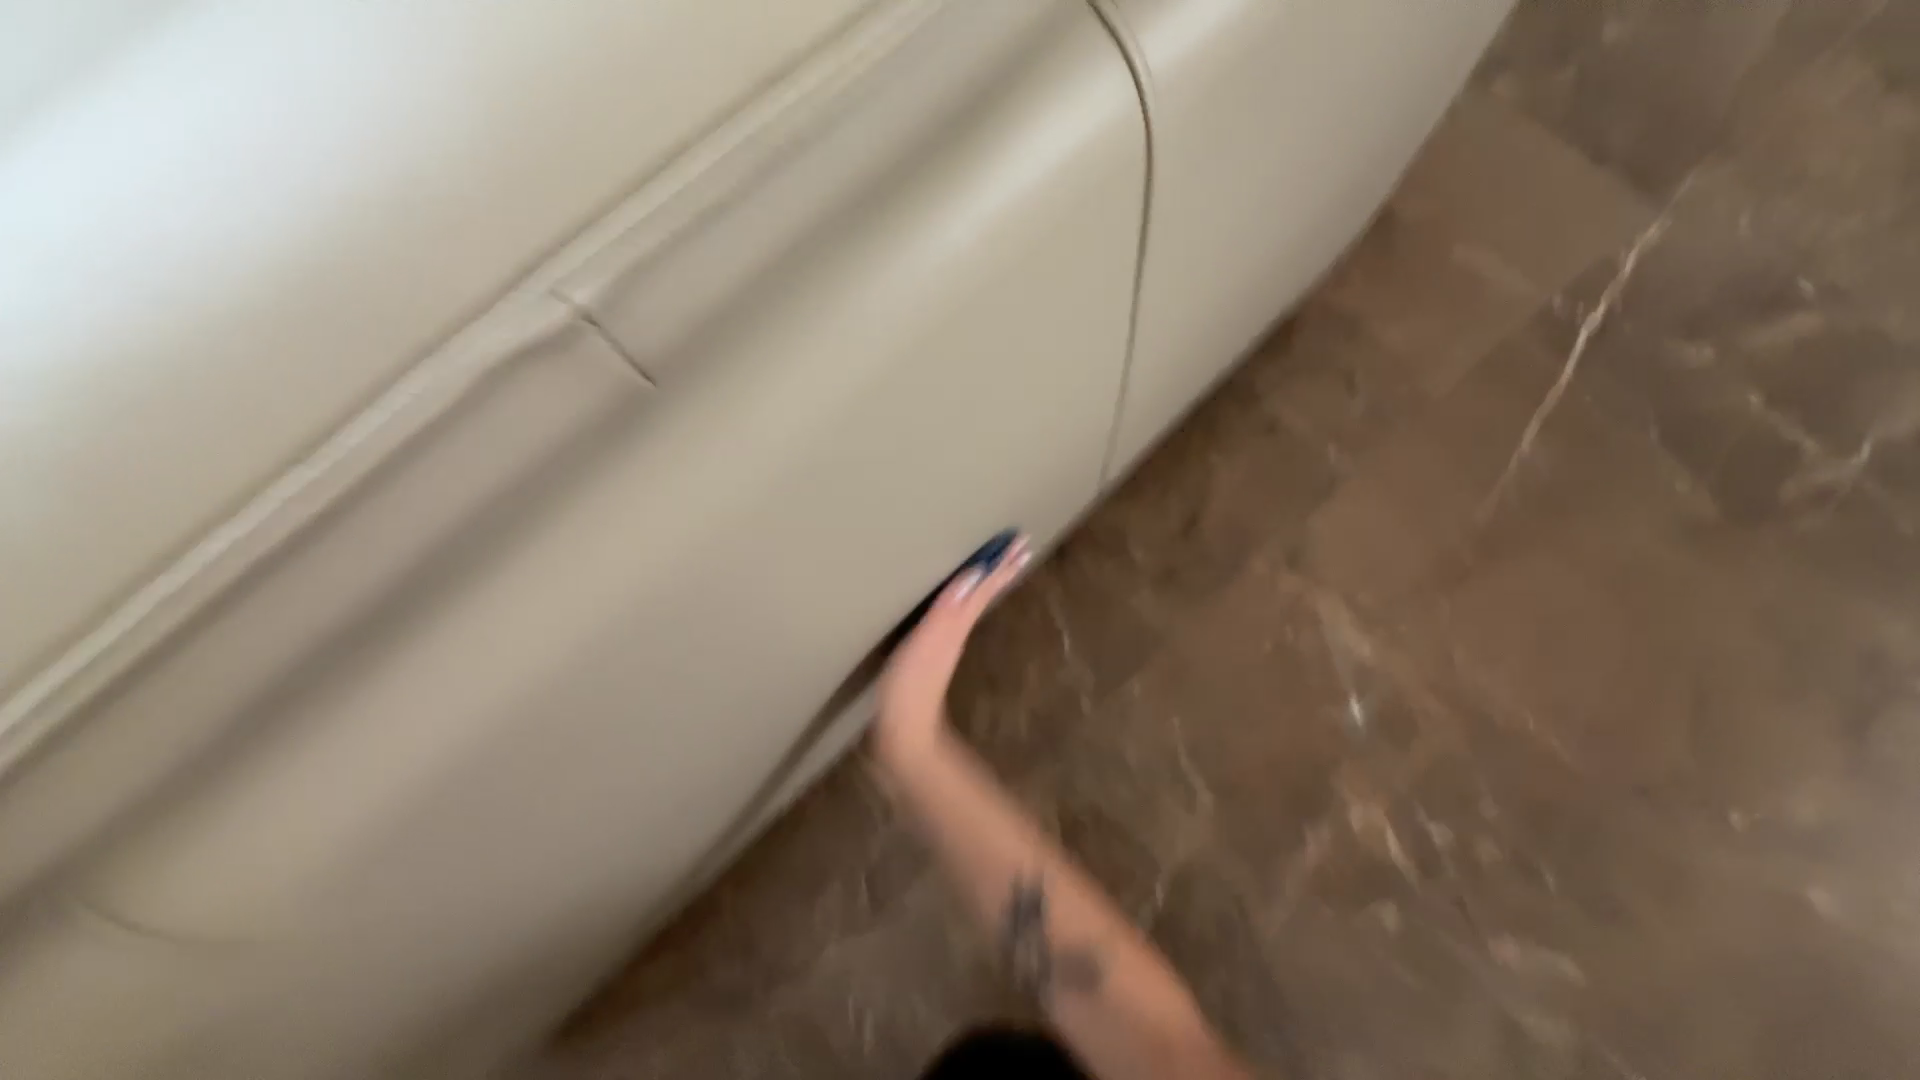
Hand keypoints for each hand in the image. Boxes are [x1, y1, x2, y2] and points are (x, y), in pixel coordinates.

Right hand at [874, 534, 1031, 766]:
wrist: (904, 733)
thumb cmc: (911, 687)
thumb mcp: (928, 644)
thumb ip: (949, 609)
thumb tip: (974, 573)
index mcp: (958, 624)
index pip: (985, 586)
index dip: (1001, 563)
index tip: (1021, 540)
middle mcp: (959, 631)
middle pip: (986, 594)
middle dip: (1002, 570)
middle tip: (1021, 547)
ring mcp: (948, 645)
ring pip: (975, 604)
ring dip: (988, 583)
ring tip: (997, 567)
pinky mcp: (933, 657)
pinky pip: (957, 618)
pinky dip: (965, 603)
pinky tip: (960, 605)